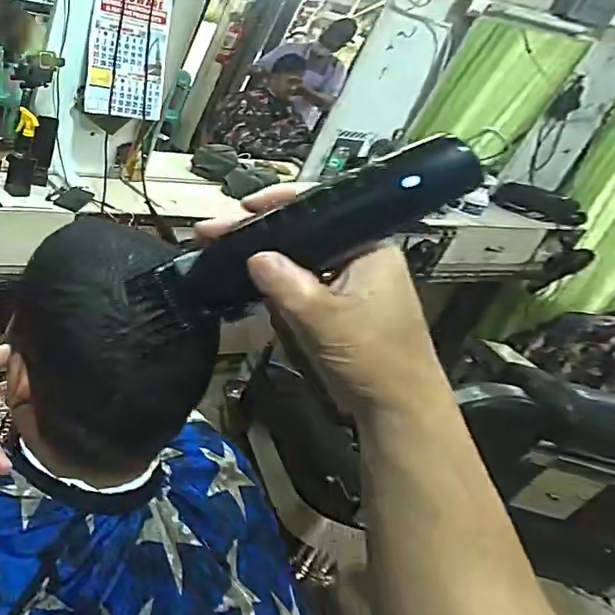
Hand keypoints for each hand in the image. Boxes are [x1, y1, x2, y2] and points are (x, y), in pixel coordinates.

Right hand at [196, 184, 441, 419]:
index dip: (280, 202)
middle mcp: (359, 255)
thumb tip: (253, 255)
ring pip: (299, 256)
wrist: (397, 412)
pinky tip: (245, 274)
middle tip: (218, 229)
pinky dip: (275, 278)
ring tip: (222, 244)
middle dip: (261, 230)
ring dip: (264, 254)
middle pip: (304, 231)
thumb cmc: (373, 359)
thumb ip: (286, 283)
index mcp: (369, 246)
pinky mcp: (336, 302)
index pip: (322, 208)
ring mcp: (347, 280)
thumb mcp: (323, 319)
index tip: (244, 206)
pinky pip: (301, 280)